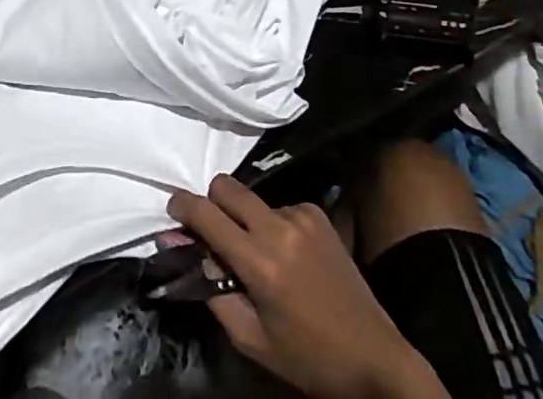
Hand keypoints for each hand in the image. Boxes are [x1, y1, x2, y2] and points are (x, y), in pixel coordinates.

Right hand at [168, 175, 447, 398]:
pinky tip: (287, 256)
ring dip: (245, 220)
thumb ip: (209, 286)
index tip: (172, 211)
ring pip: (254, 200)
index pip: (207, 214)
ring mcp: (303, 215)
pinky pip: (280, 208)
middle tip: (210, 233)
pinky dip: (272, 225)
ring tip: (258, 257)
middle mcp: (280, 226)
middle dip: (211, 202)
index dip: (182, 207)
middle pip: (228, 186)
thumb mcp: (248, 336)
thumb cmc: (305, 356)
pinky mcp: (319, 214)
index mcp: (260, 261)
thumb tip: (179, 246)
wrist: (371, 354)